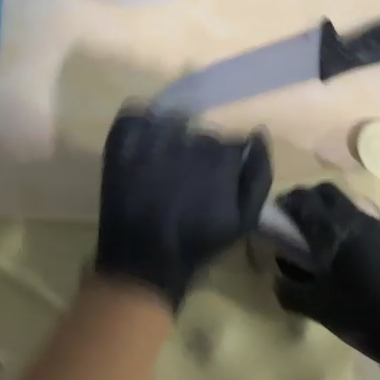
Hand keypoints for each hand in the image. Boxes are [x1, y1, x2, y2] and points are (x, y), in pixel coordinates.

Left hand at [93, 107, 272, 309]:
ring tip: (165, 163)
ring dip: (172, 135)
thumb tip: (258, 133)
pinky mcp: (121, 146)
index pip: (229, 142)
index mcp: (219, 160)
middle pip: (200, 132)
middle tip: (188, 179)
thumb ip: (259, 175)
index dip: (224, 162)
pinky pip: (133, 117)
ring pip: (171, 121)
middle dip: (198, 152)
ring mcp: (151, 143)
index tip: (215, 182)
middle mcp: (188, 144)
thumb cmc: (197, 244)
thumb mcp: (244, 219)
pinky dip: (139, 123)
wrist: (143, 262)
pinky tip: (143, 142)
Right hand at [273, 183, 379, 379]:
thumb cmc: (365, 320)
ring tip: (336, 254)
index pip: (304, 199)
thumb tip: (279, 278)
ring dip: (339, 222)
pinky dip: (363, 237)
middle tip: (302, 228)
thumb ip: (290, 290)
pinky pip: (377, 229)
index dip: (287, 203)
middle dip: (312, 203)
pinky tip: (366, 266)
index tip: (280, 217)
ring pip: (355, 211)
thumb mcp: (318, 310)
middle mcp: (362, 220)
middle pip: (330, 194)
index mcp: (335, 232)